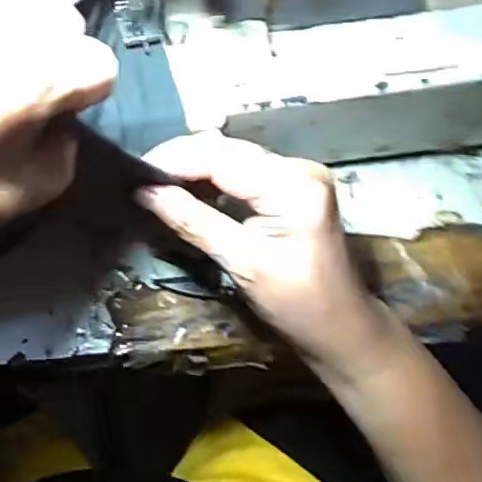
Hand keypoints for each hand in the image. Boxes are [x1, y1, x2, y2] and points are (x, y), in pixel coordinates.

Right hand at [137, 133, 403, 378]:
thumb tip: (144, 192)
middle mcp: (297, 168)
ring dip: (192, 168)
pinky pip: (240, 170)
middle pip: (225, 151)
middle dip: (180, 162)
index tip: (137, 176)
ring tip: (156, 184)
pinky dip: (211, 179)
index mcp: (293, 185)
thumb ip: (193, 222)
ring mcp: (295, 174)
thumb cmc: (300, 306)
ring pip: (229, 157)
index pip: (221, 158)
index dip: (174, 161)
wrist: (344, 330)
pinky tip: (186, 190)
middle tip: (141, 180)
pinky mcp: (289, 184)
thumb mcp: (243, 264)